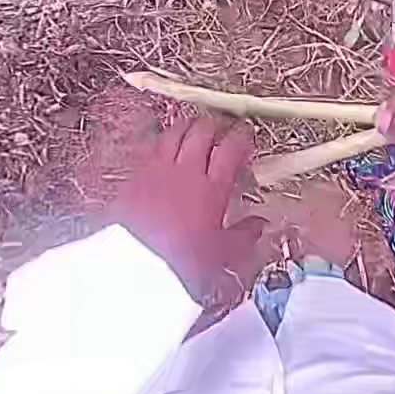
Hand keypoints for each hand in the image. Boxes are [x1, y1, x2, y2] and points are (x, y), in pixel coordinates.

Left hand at [113, 115, 266, 301]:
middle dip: (215, 125)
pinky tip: (166, 145)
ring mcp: (158, 169)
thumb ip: (243, 235)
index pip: (231, 149)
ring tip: (194, 127)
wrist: (135, 268)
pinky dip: (164, 140)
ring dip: (188, 126)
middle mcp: (186, 171)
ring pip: (175, 132)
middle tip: (221, 128)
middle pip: (202, 132)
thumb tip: (259, 224)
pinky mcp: (135, 174)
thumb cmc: (182, 264)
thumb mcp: (221, 254)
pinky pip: (153, 146)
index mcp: (212, 188)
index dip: (241, 137)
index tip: (246, 134)